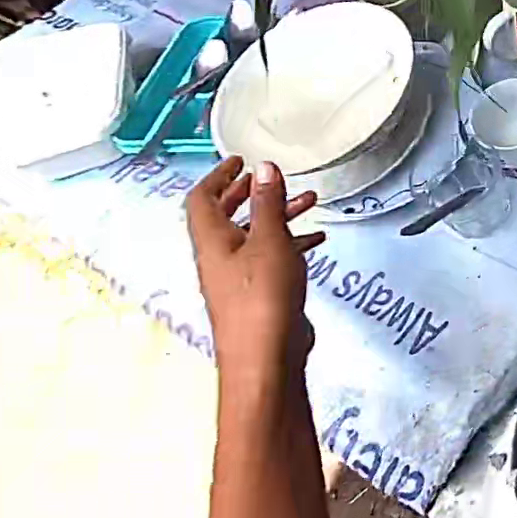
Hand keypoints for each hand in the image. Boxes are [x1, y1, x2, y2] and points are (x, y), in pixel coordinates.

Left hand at [187, 156, 325, 383]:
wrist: (267, 357)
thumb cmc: (263, 300)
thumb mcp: (270, 241)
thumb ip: (269, 203)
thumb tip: (263, 169)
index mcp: (214, 242)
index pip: (203, 198)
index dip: (218, 175)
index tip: (238, 160)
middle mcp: (221, 257)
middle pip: (228, 215)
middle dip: (251, 192)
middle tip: (270, 178)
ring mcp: (239, 276)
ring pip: (255, 234)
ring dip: (277, 214)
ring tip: (306, 202)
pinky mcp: (260, 291)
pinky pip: (272, 255)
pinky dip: (291, 241)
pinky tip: (313, 241)